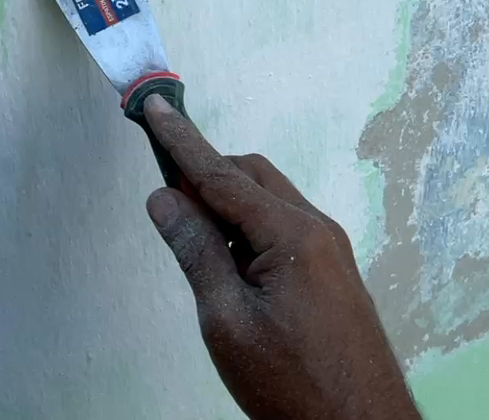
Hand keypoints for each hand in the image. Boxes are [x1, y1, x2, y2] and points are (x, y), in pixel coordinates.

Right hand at [141, 95, 419, 419]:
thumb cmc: (290, 385)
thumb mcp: (227, 321)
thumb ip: (195, 249)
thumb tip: (164, 196)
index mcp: (291, 233)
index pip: (220, 173)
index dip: (181, 139)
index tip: (155, 103)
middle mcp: (316, 227)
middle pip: (250, 176)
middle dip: (207, 174)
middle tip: (171, 203)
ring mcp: (330, 249)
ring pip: (267, 199)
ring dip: (228, 204)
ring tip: (202, 248)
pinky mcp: (333, 272)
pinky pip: (283, 225)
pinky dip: (249, 226)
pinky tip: (234, 268)